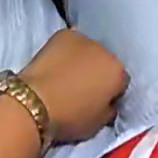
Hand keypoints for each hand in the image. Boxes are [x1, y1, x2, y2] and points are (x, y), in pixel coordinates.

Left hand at [19, 29, 126, 143]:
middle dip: (98, 72)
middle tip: (82, 88)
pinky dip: (66, 51)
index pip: (121, 82)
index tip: (99, 102)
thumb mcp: (97, 124)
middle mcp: (107, 51)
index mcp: (118, 72)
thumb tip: (109, 102)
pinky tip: (56, 64)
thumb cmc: (70, 117)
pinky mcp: (64, 34)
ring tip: (67, 75)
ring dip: (83, 60)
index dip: (111, 93)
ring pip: (89, 50)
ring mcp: (85, 39)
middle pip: (106, 62)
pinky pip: (71, 43)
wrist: (36, 101)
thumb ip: (109, 110)